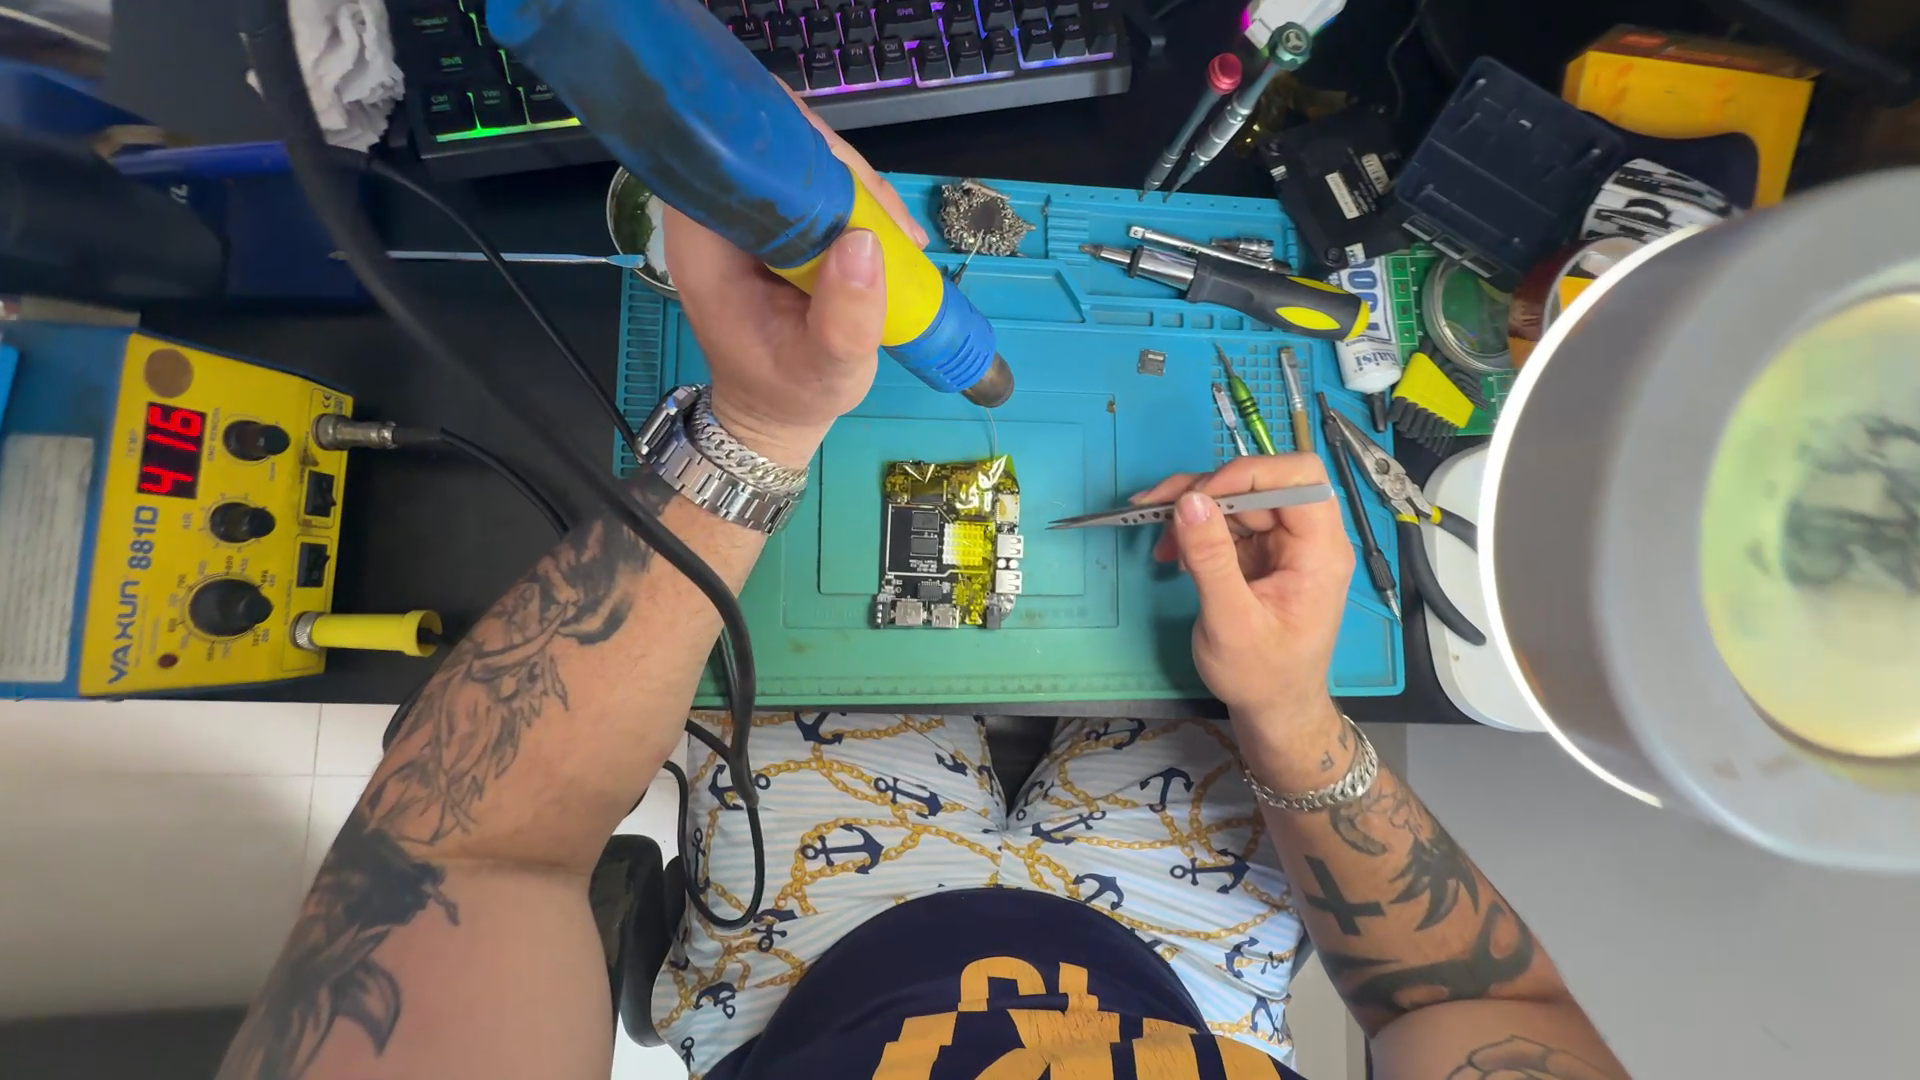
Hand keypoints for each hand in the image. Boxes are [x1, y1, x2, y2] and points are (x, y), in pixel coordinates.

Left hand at [662, 100, 928, 468]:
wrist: (779, 413)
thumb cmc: (790, 394)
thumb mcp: (823, 368)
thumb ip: (842, 319)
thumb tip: (864, 242)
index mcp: (705, 240)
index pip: (732, 152)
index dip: (791, 149)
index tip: (849, 186)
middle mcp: (719, 214)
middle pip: (776, 146)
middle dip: (843, 173)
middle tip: (893, 226)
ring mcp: (750, 216)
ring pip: (806, 162)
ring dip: (861, 191)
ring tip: (903, 240)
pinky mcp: (778, 224)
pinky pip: (820, 188)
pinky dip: (861, 204)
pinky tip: (893, 238)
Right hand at [1135, 453, 1354, 734]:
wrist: (1271, 709)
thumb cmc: (1261, 675)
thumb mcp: (1230, 622)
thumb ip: (1211, 559)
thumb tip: (1189, 500)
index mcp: (1319, 551)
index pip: (1299, 479)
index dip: (1250, 474)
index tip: (1201, 497)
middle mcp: (1304, 538)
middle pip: (1259, 484)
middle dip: (1206, 492)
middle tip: (1159, 511)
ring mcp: (1279, 544)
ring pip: (1235, 499)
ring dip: (1192, 510)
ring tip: (1159, 537)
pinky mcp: (1257, 554)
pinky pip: (1223, 522)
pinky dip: (1193, 530)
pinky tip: (1172, 552)